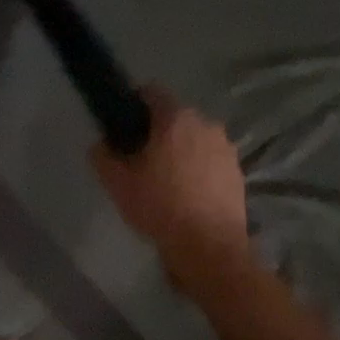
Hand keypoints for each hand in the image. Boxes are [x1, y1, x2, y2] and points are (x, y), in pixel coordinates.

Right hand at [90, 85, 252, 293]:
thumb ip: (103, 156)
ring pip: (195, 140)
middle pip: (175, 118)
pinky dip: (198, 170)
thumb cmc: (160, 207)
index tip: (123, 125)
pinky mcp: (237, 172)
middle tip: (140, 159)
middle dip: (158, 132)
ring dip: (180, 151)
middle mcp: (206, 124)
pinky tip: (187, 196)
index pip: (152, 92)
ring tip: (165, 182)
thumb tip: (102, 144)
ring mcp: (226, 148)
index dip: (134, 104)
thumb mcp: (118, 183)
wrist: (210, 247)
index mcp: (176, 118)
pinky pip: (210, 161)